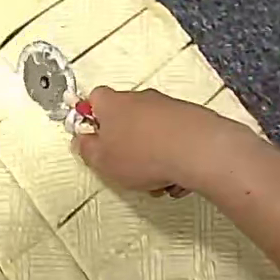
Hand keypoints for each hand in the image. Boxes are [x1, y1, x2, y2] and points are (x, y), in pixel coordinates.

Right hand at [73, 86, 251, 194]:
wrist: (197, 151)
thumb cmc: (143, 155)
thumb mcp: (102, 161)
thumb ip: (87, 150)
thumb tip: (82, 141)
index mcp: (111, 104)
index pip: (93, 99)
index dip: (90, 118)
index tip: (92, 138)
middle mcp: (140, 98)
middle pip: (124, 118)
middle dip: (124, 143)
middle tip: (124, 166)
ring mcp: (167, 106)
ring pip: (150, 132)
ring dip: (150, 155)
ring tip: (156, 180)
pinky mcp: (191, 118)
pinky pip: (173, 139)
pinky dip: (171, 156)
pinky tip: (176, 177)